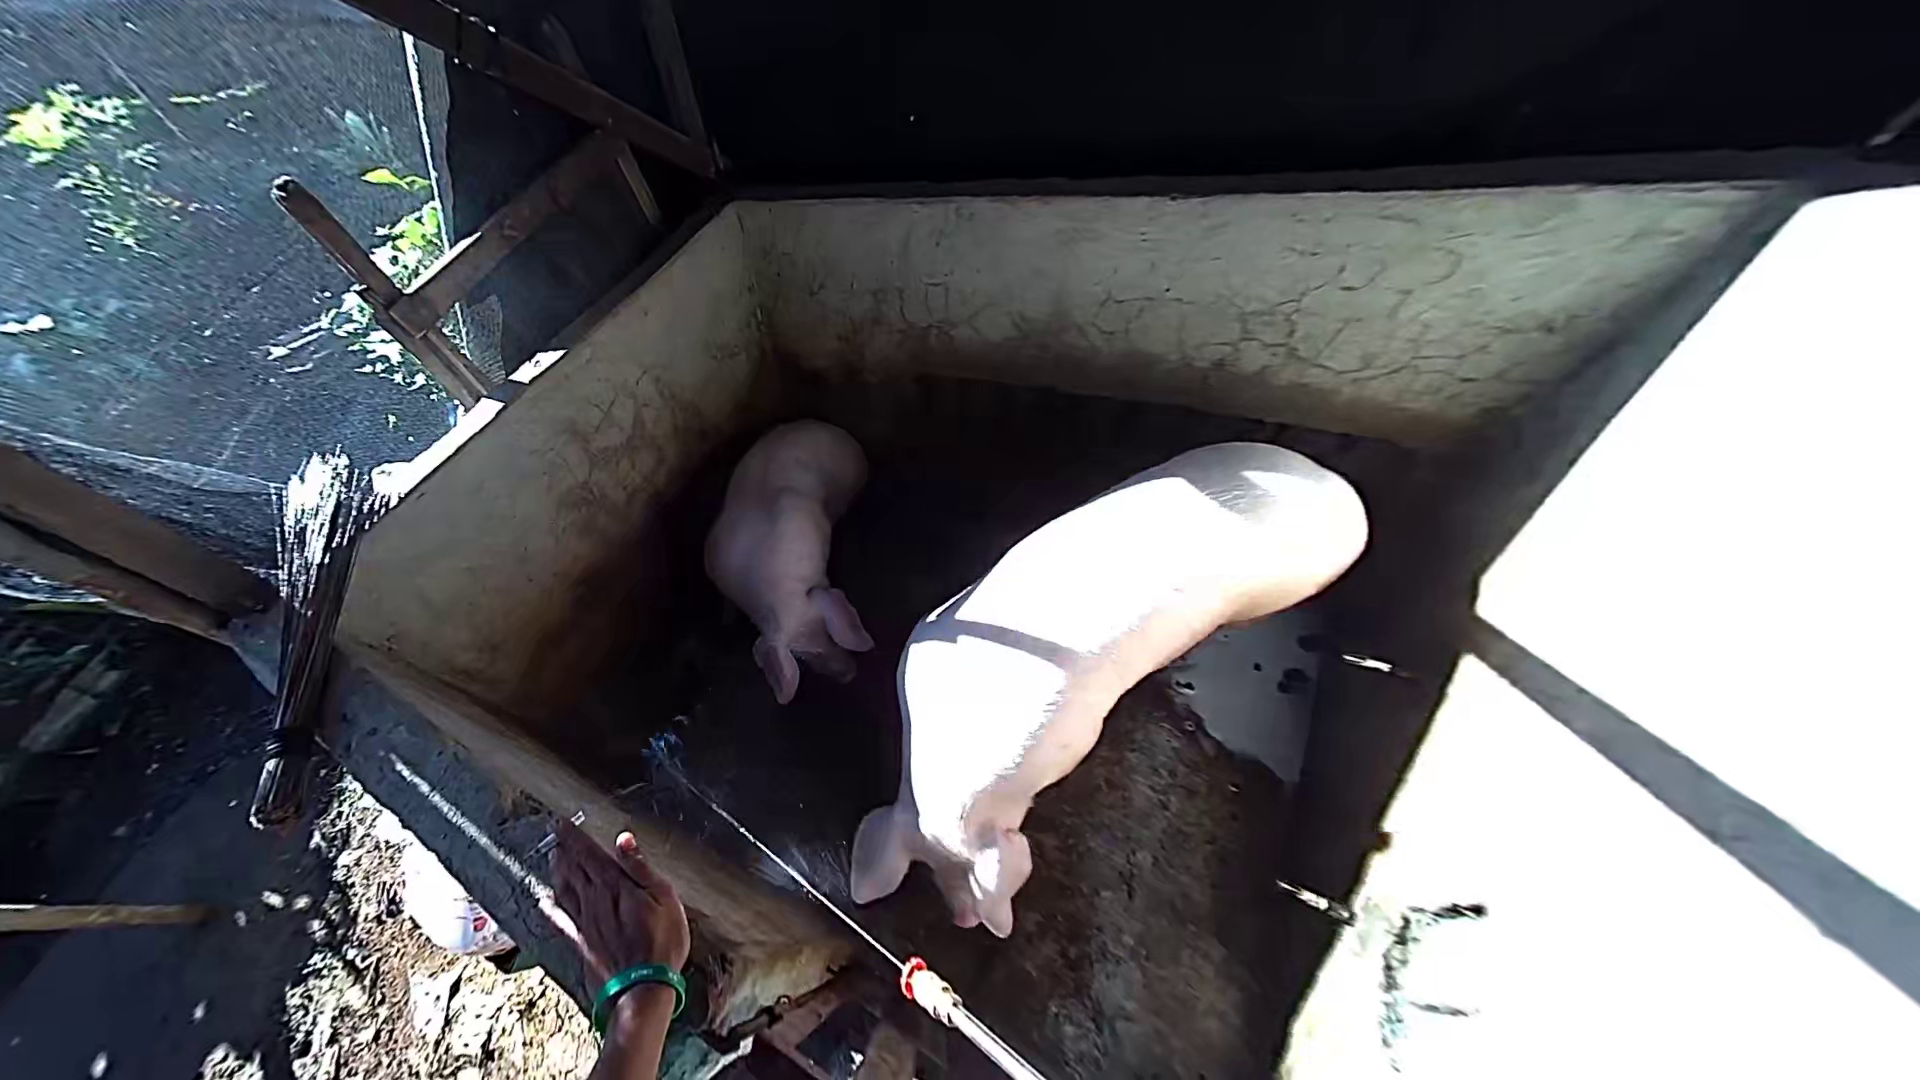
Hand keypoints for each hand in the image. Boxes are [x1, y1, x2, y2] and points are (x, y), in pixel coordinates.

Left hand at [550, 820, 690, 985]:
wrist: (643, 987)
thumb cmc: (661, 939)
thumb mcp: (663, 896)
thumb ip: (640, 867)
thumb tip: (624, 840)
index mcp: (615, 886)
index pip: (590, 855)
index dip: (576, 838)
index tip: (563, 823)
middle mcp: (594, 902)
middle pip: (574, 870)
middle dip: (565, 850)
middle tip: (555, 834)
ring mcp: (585, 923)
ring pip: (565, 891)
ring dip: (558, 871)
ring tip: (553, 857)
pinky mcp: (582, 943)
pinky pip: (562, 919)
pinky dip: (553, 906)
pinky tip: (547, 901)